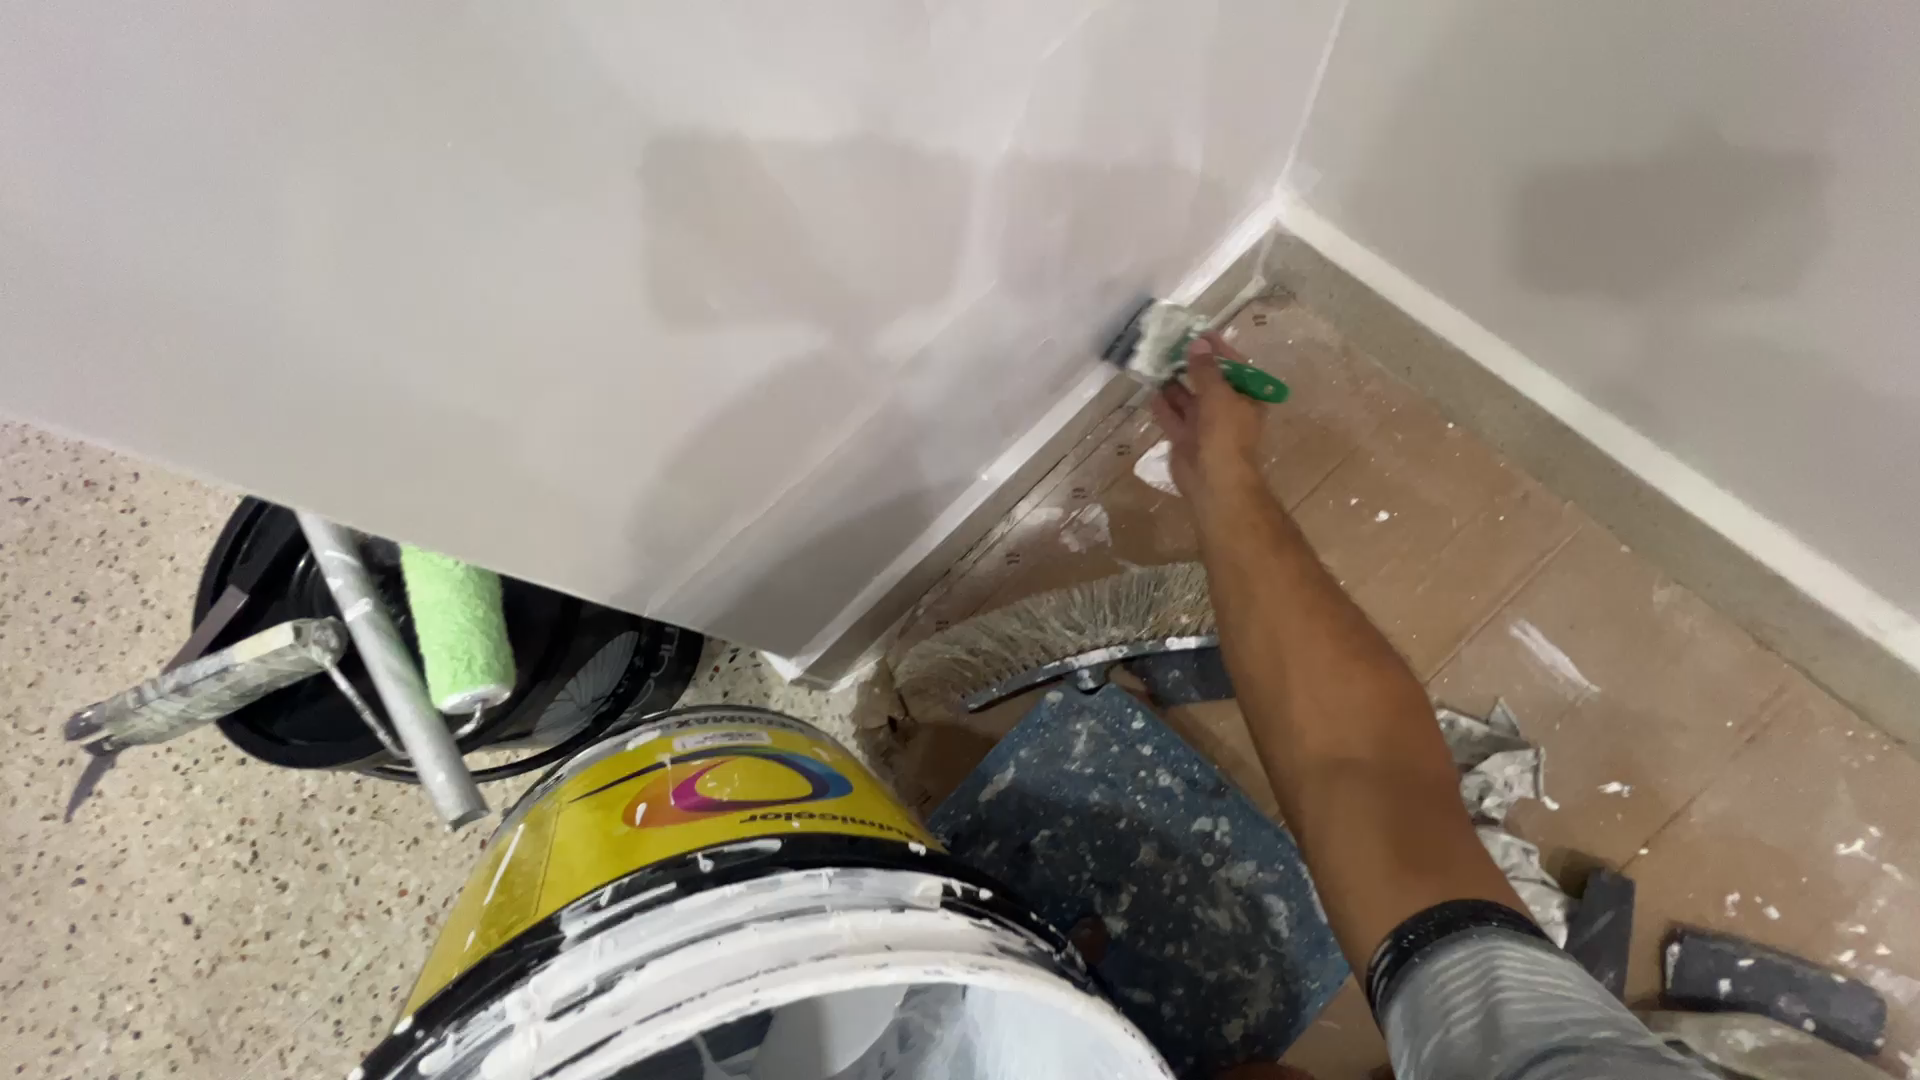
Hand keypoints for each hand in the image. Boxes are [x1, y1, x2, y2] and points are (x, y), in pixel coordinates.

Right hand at [1148, 332, 1266, 515]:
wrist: (1214, 479)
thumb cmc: (1225, 433)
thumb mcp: (1219, 394)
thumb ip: (1206, 369)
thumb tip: (1197, 343)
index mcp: (1246, 398)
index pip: (1234, 366)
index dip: (1218, 350)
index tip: (1200, 333)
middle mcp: (1227, 410)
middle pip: (1208, 382)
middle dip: (1191, 367)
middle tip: (1171, 347)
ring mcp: (1206, 427)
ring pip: (1189, 401)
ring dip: (1175, 385)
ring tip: (1158, 366)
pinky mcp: (1186, 441)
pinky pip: (1174, 419)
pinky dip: (1164, 407)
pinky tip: (1152, 392)